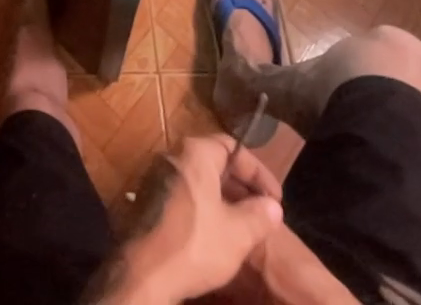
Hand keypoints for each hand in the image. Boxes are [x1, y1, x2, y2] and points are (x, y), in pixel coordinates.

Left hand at [106, 135, 285, 304]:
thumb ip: (259, 215)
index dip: (258, 171)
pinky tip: (219, 231)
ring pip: (199, 180)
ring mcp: (157, 178)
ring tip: (246, 224)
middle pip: (214, 162)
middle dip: (242, 185)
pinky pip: (185, 195)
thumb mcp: (238, 233)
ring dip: (225, 198)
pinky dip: (206, 206)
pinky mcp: (149, 201)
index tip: (275, 197)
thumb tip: (272, 206)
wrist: (144, 273)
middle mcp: (172, 158)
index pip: (232, 147)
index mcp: (194, 154)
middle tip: (263, 211)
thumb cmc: (195, 244)